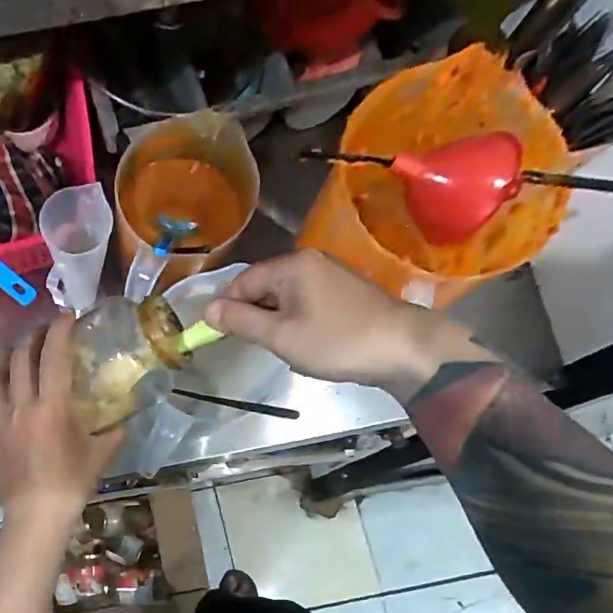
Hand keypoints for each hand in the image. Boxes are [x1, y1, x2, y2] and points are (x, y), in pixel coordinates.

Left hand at [0, 314, 125, 532]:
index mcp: (51, 406)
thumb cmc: (72, 483)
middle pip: (19, 359)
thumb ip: (112, 430)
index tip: (66, 316)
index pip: (53, 356)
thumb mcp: (100, 453)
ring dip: (6, 361)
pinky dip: (2, 402)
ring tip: (14, 356)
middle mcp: (20, 407)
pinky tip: (11, 410)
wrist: (35, 514)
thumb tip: (121, 420)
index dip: (59, 330)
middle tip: (41, 331)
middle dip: (31, 338)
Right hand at [202, 250, 489, 396]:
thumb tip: (206, 310)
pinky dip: (292, 321)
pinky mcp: (342, 292)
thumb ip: (239, 321)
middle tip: (258, 344)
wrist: (406, 350)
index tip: (224, 337)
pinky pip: (301, 302)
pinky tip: (303, 341)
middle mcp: (309, 262)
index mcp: (291, 266)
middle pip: (260, 287)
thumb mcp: (278, 336)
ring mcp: (328, 275)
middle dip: (251, 316)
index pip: (240, 283)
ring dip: (272, 321)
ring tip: (282, 345)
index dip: (227, 310)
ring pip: (280, 297)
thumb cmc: (336, 341)